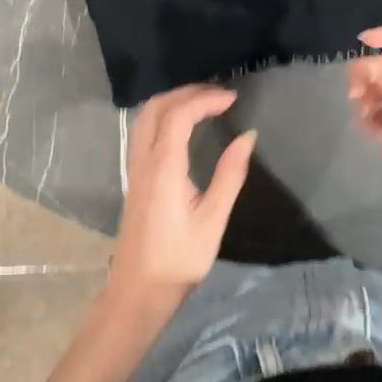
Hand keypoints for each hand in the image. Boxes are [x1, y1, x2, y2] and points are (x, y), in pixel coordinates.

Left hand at [111, 85, 255, 304]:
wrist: (139, 289)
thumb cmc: (180, 258)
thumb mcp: (213, 219)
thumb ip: (230, 174)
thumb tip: (247, 137)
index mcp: (164, 166)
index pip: (180, 115)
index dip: (205, 99)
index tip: (233, 98)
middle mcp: (144, 159)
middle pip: (157, 107)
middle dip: (187, 92)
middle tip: (219, 95)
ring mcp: (134, 168)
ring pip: (145, 117)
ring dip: (172, 102)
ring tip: (204, 104)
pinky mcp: (134, 177)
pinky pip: (143, 131)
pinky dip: (163, 116)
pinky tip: (182, 126)